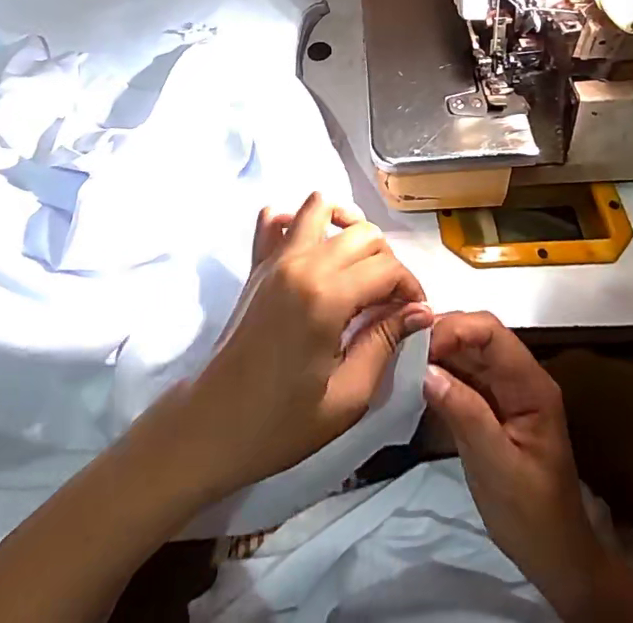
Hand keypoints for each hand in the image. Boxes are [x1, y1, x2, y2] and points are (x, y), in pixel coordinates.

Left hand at [153, 192, 430, 497]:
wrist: (213, 425)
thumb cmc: (281, 423)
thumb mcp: (347, 396)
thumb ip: (384, 342)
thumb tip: (419, 312)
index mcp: (326, 297)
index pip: (387, 267)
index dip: (411, 288)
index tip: (413, 316)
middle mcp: (300, 265)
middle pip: (362, 233)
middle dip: (387, 262)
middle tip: (389, 301)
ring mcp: (273, 260)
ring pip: (320, 207)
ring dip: (347, 226)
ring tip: (358, 266)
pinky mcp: (255, 266)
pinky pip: (275, 219)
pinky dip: (298, 222)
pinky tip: (312, 252)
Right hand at [422, 312, 610, 612]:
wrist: (555, 556)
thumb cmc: (532, 515)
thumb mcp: (498, 467)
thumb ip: (466, 415)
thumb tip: (426, 371)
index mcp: (531, 385)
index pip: (491, 333)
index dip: (454, 330)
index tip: (416, 348)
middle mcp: (518, 378)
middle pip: (477, 335)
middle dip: (438, 336)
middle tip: (399, 350)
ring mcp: (503, 390)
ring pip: (465, 352)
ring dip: (434, 352)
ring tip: (399, 360)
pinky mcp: (488, 405)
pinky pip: (460, 375)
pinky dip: (436, 372)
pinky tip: (412, 380)